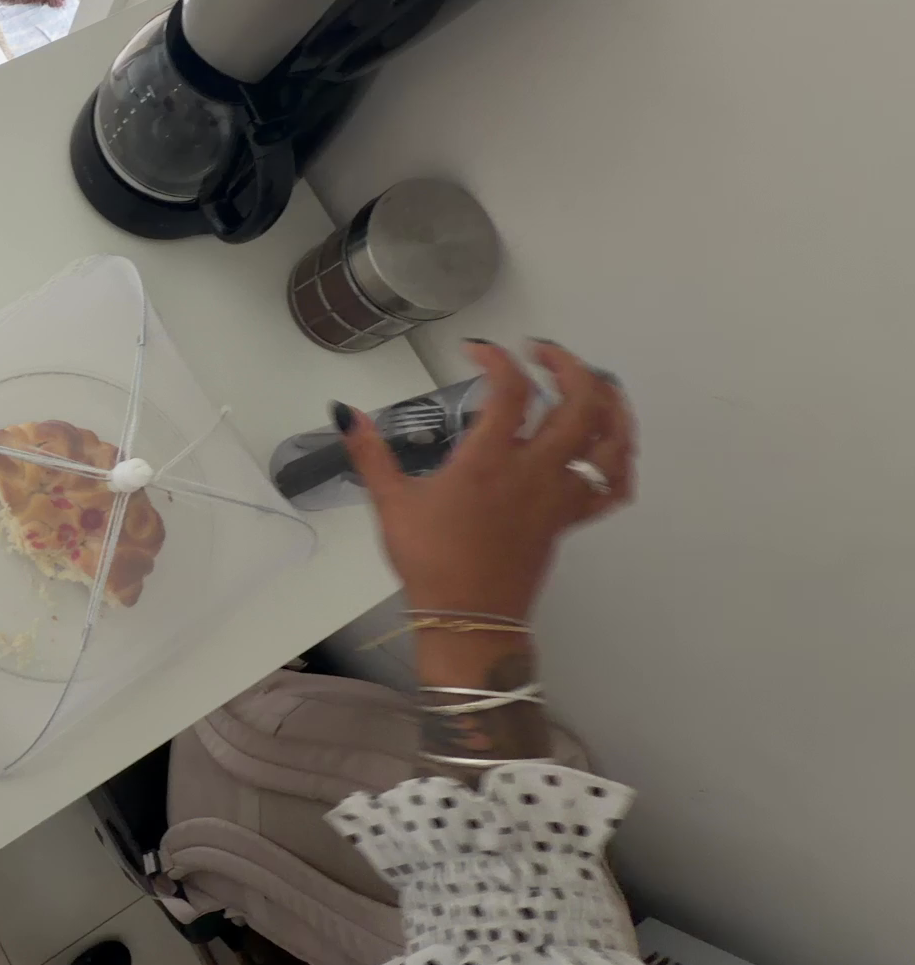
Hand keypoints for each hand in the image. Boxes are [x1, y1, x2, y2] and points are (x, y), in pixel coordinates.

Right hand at [337, 340, 635, 621]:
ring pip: (610, 437)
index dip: (497, 361)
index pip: (509, 392)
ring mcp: (561, 494)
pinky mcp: (571, 518)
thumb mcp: (389, 500)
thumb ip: (369, 452)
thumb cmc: (427, 556)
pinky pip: (615, 484)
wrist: (466, 613)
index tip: (477, 351)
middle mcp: (535, 470)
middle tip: (539, 352)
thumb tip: (345, 413)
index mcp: (488, 461)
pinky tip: (606, 444)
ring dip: (607, 400)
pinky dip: (619, 457)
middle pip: (579, 402)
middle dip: (566, 365)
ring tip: (589, 382)